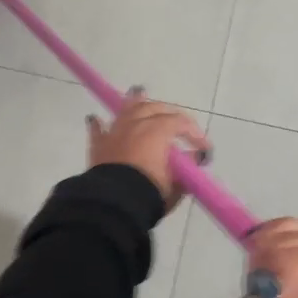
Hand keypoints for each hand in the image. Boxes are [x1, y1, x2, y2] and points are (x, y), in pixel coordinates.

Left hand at [87, 90, 209, 210]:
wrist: (113, 206)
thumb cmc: (149, 193)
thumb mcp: (176, 184)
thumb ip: (187, 167)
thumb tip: (195, 157)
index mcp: (157, 131)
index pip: (180, 123)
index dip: (194, 132)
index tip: (203, 148)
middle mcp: (136, 124)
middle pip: (154, 108)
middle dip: (168, 113)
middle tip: (178, 123)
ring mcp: (115, 132)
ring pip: (127, 110)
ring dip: (135, 102)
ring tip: (139, 92)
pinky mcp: (98, 146)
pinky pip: (97, 130)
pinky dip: (97, 124)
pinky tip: (94, 118)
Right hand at [250, 218, 297, 297]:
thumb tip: (269, 292)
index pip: (294, 263)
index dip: (269, 281)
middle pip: (287, 242)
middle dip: (264, 267)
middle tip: (259, 297)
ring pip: (287, 229)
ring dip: (266, 252)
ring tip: (264, 282)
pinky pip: (295, 225)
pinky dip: (274, 238)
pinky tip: (269, 261)